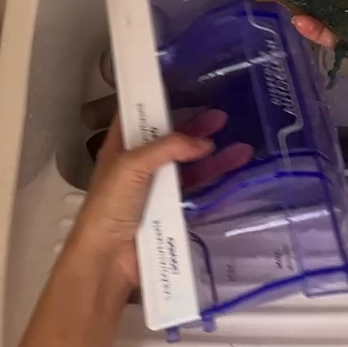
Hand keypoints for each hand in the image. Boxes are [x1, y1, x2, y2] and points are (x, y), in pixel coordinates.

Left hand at [70, 110, 244, 285]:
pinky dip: (212, 179)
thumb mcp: (131, 166)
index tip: (184, 88)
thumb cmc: (109, 206)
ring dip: (211, 156)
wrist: (107, 258)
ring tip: (240, 147)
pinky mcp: (168, 210)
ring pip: (187, 165)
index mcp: (121, 147)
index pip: (138, 116)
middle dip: (195, 128)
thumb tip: (203, 142)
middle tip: (221, 116)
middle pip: (170, 139)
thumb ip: (166, 148)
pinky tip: (231, 171)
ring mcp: (154, 188)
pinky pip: (193, 190)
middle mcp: (137, 164)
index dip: (158, 101)